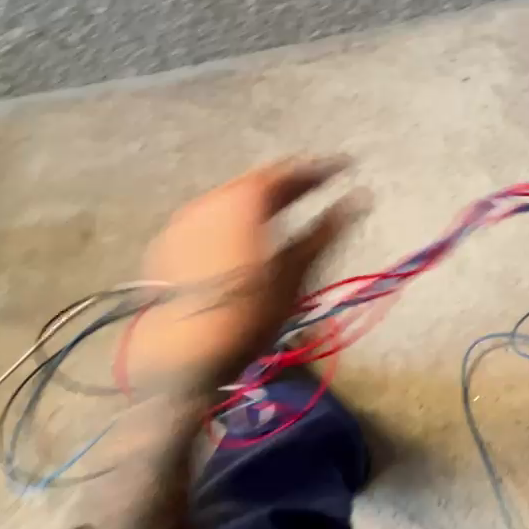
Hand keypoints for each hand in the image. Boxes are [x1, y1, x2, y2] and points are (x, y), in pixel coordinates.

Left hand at [125, 158, 365, 391]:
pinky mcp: (166, 245)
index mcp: (245, 200)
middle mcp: (211, 200)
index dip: (322, 169)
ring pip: (232, 198)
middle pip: (258, 180)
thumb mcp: (296, 271)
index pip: (291, 171)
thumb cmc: (249, 314)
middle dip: (290, 183)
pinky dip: (234, 217)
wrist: (180, 361)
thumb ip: (328, 227)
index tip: (346, 167)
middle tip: (319, 185)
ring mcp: (183, 221)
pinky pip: (210, 216)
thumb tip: (362, 196)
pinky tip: (246, 233)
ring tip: (286, 208)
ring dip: (261, 199)